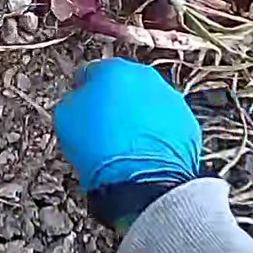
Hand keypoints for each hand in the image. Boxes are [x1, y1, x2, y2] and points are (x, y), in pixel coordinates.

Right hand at [51, 59, 200, 192]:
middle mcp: (145, 79)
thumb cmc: (104, 152)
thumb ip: (72, 100)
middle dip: (114, 102)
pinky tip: (142, 152)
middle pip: (124, 85)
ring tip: (122, 145)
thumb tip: (76, 101)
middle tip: (102, 127)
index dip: (83, 90)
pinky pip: (167, 124)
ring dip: (137, 118)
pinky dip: (157, 134)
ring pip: (148, 103)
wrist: (141, 182)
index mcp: (113, 70)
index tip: (81, 102)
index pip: (93, 72)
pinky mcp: (187, 124)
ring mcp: (170, 100)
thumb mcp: (65, 119)